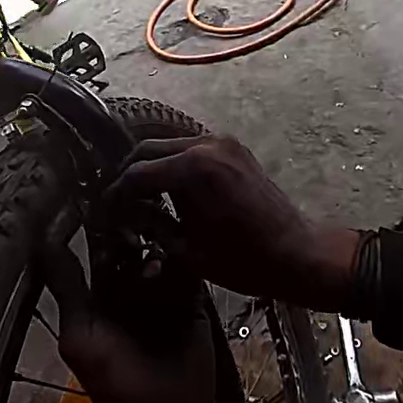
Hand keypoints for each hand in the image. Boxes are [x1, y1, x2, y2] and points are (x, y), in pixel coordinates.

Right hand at [104, 136, 357, 312]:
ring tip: (142, 194)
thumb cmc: (244, 260)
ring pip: (170, 143)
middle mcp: (205, 145)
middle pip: (149, 148)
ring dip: (153, 164)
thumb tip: (127, 213)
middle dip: (130, 172)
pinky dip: (176, 162)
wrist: (296, 252)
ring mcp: (222, 142)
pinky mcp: (234, 148)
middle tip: (119, 199)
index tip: (106, 207)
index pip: (137, 172)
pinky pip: (193, 147)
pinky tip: (171, 187)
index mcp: (191, 169)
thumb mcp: (187, 250)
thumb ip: (151, 224)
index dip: (116, 191)